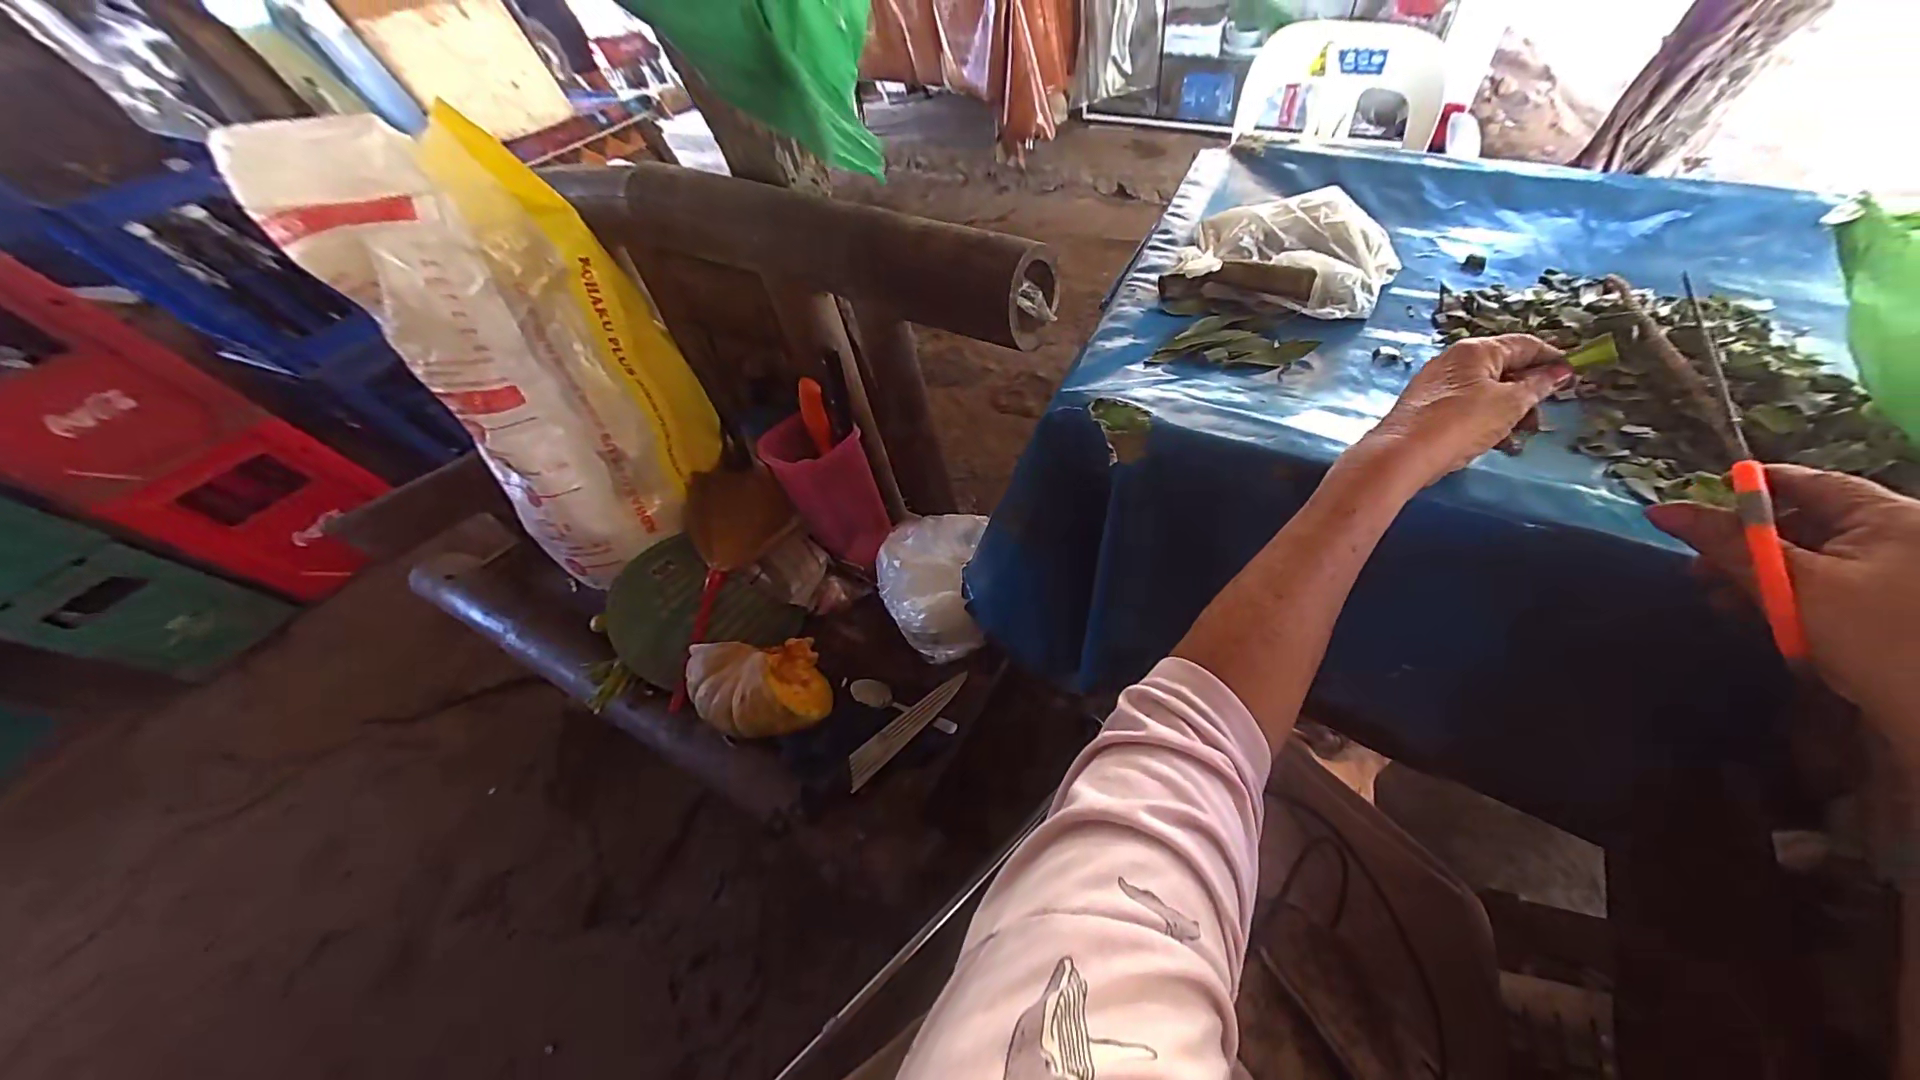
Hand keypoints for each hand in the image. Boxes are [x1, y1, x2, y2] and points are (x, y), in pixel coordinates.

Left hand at [1353, 334, 1571, 488]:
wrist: (1401, 455)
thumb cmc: (1460, 422)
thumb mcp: (1510, 403)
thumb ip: (1538, 385)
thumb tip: (1558, 372)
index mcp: (1474, 350)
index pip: (1525, 345)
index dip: (1553, 361)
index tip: (1573, 380)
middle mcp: (1451, 362)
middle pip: (1503, 371)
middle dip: (1527, 394)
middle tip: (1539, 419)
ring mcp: (1435, 386)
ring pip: (1484, 393)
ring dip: (1507, 413)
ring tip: (1517, 436)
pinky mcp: (1424, 409)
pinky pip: (1464, 410)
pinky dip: (1482, 422)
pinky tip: (1493, 443)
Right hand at [1647, 465, 1919, 773]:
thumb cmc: (1876, 635)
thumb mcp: (1791, 584)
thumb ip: (1727, 542)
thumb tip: (1663, 511)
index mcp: (1894, 517)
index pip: (1808, 483)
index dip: (1749, 487)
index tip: (1695, 501)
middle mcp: (1905, 536)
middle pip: (1806, 522)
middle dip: (1745, 542)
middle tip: (1699, 568)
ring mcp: (1901, 573)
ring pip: (1811, 557)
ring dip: (1759, 575)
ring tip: (1724, 601)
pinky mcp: (1892, 606)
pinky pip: (1830, 585)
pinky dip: (1789, 595)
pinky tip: (1763, 617)